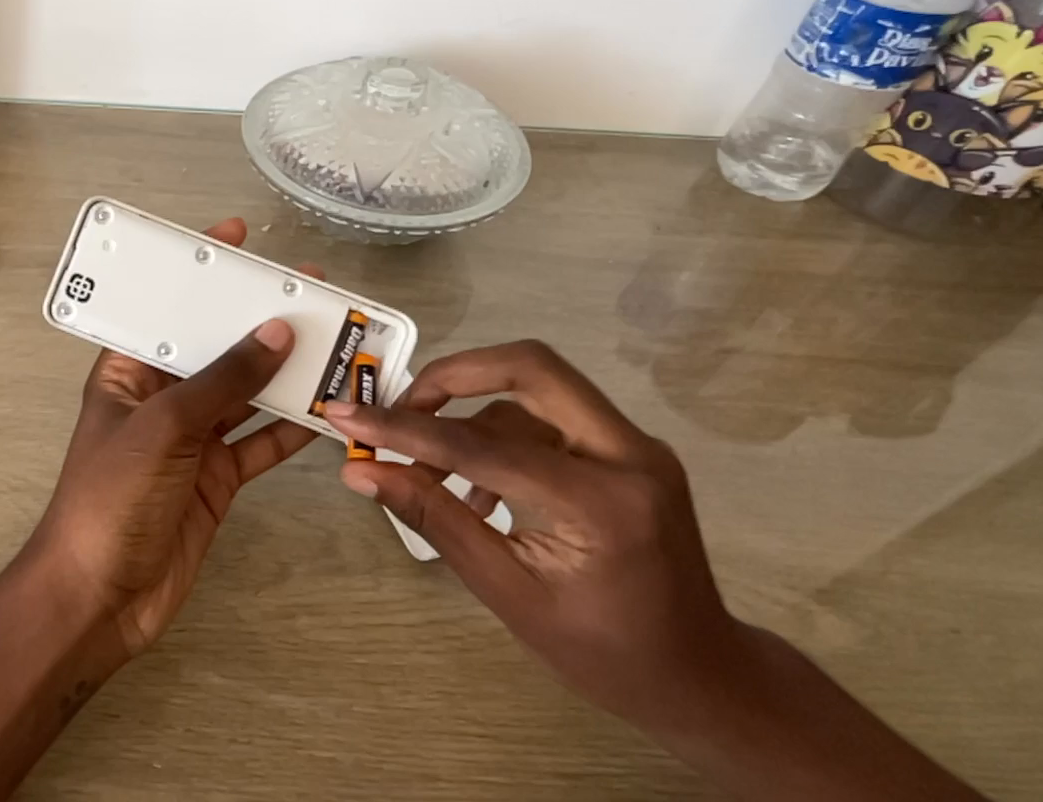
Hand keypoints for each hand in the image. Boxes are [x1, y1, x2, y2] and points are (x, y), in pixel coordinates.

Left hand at [31, 218, 321, 657]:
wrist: (102, 596)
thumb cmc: (112, 498)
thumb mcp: (164, 427)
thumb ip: (222, 381)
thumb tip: (276, 332)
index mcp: (127, 372)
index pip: (164, 308)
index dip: (197, 273)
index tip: (237, 239)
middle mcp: (161, 399)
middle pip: (215, 348)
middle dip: (257, 320)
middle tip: (310, 289)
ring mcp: (192, 440)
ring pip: (245, 393)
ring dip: (286, 371)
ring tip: (336, 339)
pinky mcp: (217, 477)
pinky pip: (261, 441)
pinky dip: (293, 426)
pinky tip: (331, 406)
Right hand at [323, 340, 753, 730]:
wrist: (698, 674)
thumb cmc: (601, 650)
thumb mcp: (506, 592)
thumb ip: (434, 519)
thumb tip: (360, 472)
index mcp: (600, 503)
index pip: (481, 445)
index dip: (403, 429)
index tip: (344, 415)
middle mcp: (628, 454)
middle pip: (530, 367)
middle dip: (452, 375)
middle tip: (399, 406)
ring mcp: (634, 446)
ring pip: (536, 388)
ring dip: (471, 411)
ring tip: (425, 466)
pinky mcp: (626, 449)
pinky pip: (548, 416)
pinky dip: (499, 432)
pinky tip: (474, 486)